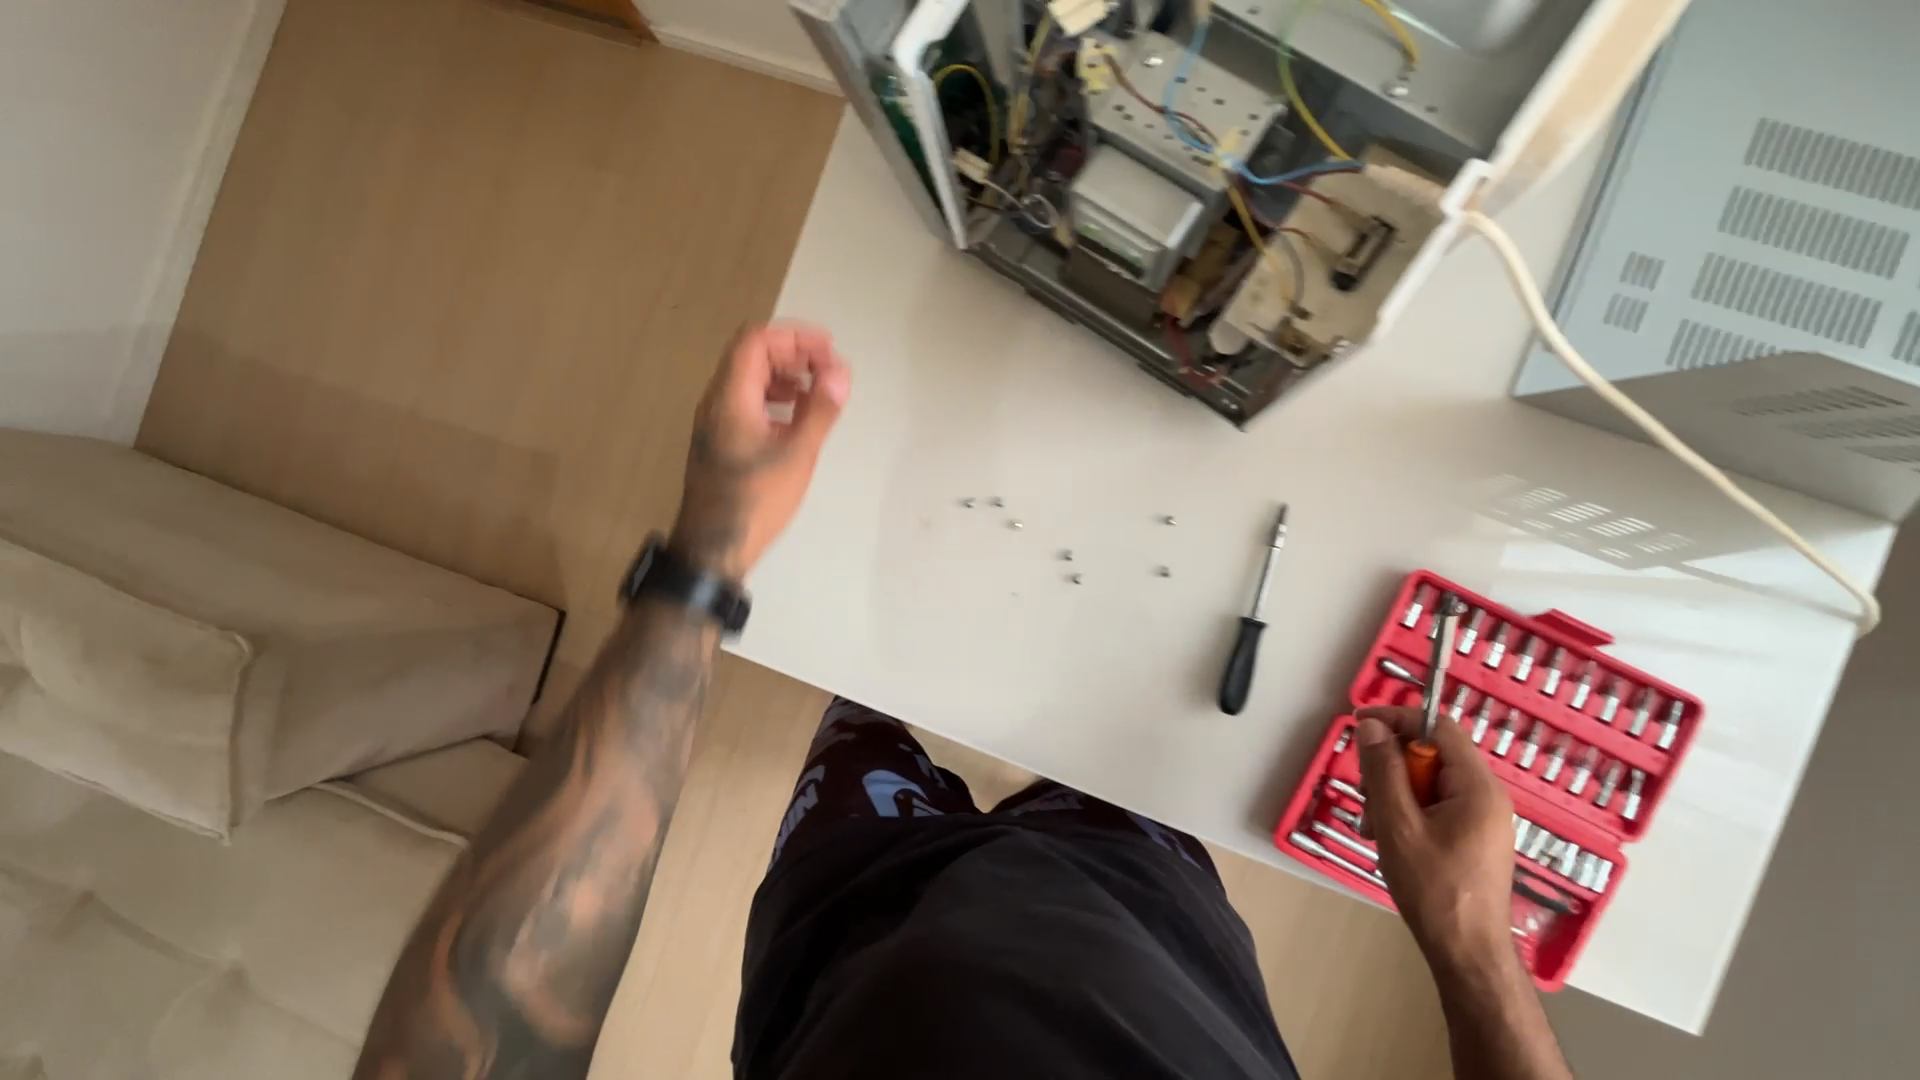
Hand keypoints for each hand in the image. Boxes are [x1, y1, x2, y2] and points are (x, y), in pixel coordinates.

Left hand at [671, 321, 850, 578]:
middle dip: (794, 354)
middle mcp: (717, 401)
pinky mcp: (722, 440)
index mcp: (730, 397)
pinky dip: (776, 398)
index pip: (757, 341)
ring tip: (820, 392)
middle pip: (752, 355)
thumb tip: (841, 372)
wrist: (713, 547)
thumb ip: (820, 410)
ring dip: (786, 376)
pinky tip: (798, 418)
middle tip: (830, 369)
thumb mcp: (797, 454)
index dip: (795, 336)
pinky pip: (748, 403)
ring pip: (750, 379)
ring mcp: (716, 421)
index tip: (828, 349)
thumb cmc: (756, 500)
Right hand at [1353, 705, 1517, 976]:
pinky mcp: (1474, 838)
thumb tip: (1370, 725)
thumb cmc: (1433, 888)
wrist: (1468, 954)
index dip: (1397, 719)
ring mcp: (1483, 819)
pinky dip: (1407, 811)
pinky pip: (1436, 805)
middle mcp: (1487, 796)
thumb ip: (1382, 770)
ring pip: (1429, 781)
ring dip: (1393, 792)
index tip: (1358, 725)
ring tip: (1374, 825)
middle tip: (1364, 793)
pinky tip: (1389, 838)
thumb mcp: (1397, 824)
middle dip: (1389, 765)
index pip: (1439, 727)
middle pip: (1432, 753)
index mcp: (1477, 787)